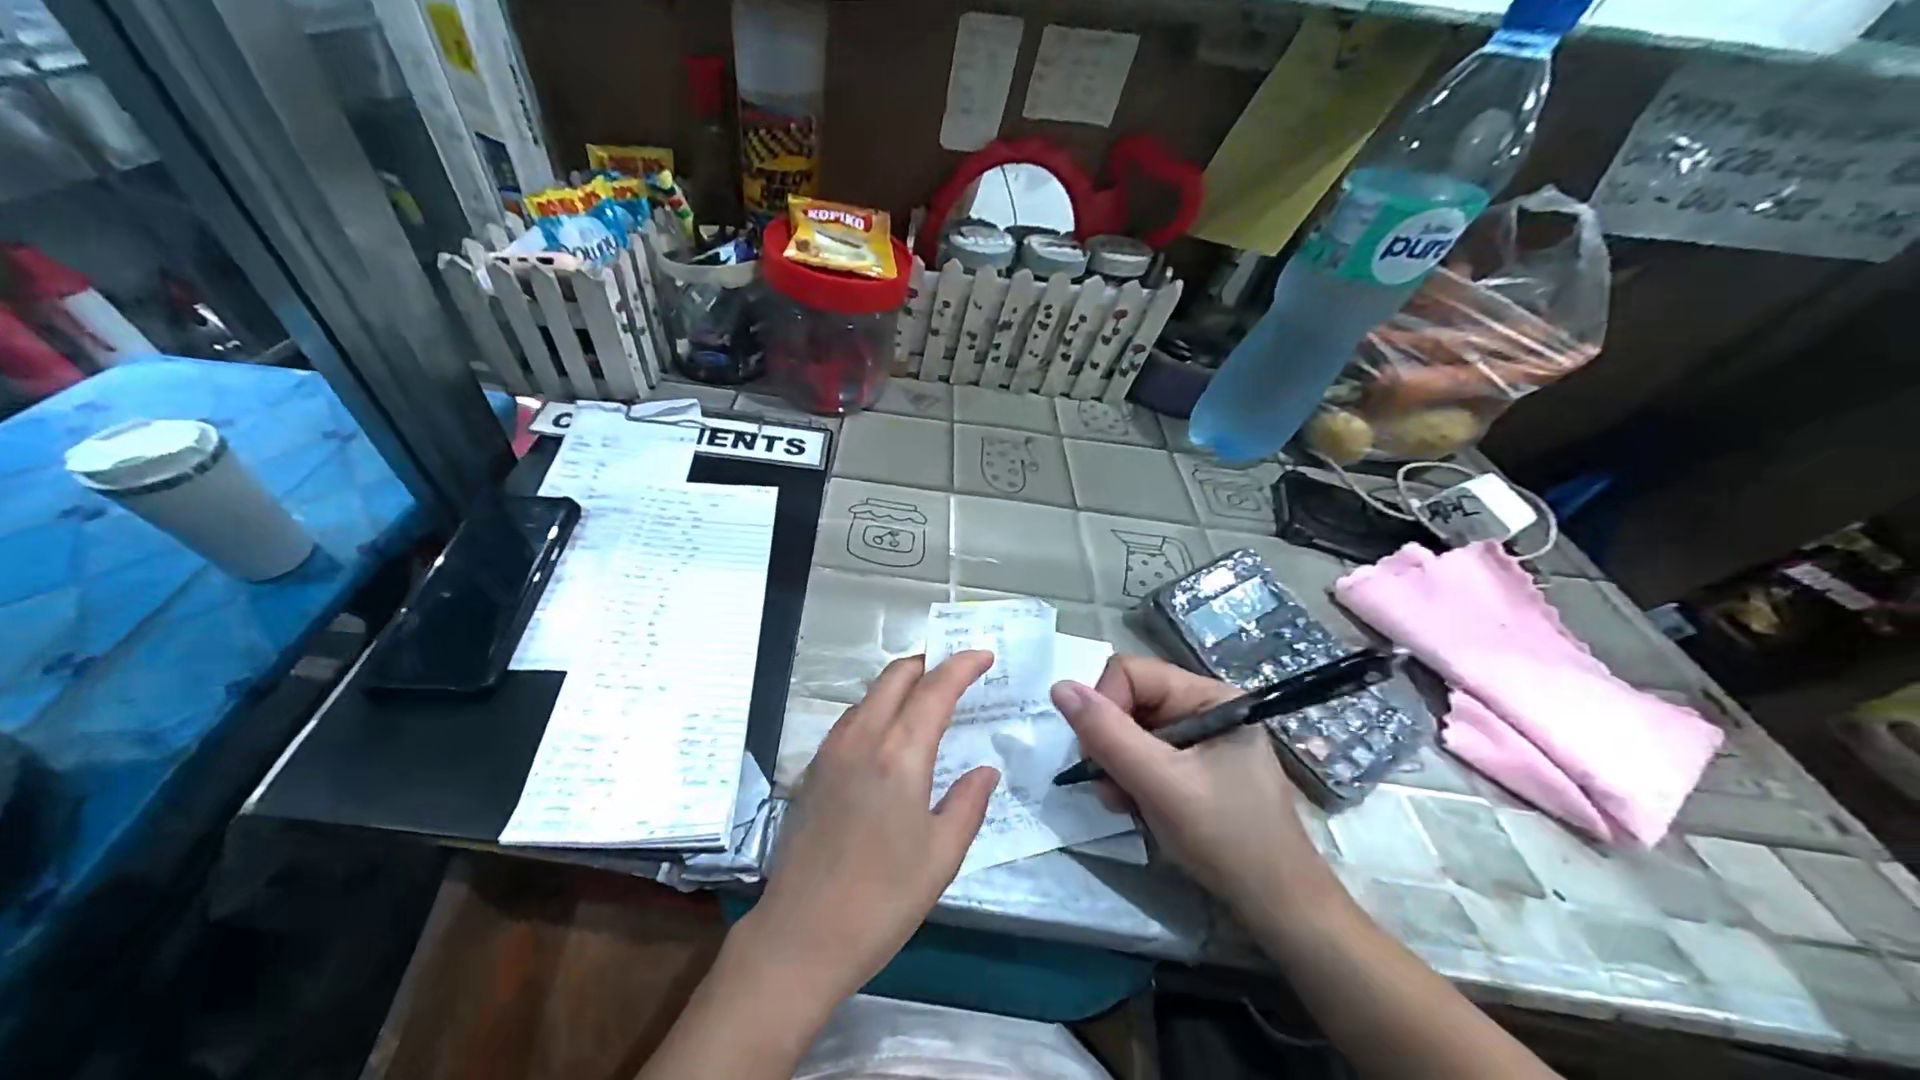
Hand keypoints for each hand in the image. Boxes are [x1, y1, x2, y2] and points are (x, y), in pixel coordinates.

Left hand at [741, 652, 999, 1002]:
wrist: (801, 936)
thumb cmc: (883, 898)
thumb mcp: (942, 855)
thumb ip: (968, 803)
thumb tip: (984, 770)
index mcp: (899, 754)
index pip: (935, 689)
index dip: (962, 665)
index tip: (983, 654)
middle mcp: (861, 739)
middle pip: (895, 677)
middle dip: (928, 663)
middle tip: (957, 670)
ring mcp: (830, 752)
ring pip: (869, 696)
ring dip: (901, 685)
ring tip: (928, 700)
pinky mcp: (813, 771)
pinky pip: (851, 720)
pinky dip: (878, 709)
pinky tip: (890, 736)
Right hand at [1050, 655, 1332, 914]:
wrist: (1278, 906)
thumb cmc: (1226, 837)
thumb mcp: (1161, 783)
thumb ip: (1108, 734)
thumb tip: (1059, 686)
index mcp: (1208, 696)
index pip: (1130, 673)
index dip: (1104, 707)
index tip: (1099, 756)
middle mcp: (1202, 708)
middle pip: (1127, 701)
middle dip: (1110, 745)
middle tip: (1112, 789)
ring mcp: (1197, 740)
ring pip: (1129, 732)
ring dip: (1116, 768)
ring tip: (1127, 805)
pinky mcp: (1191, 768)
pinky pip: (1141, 757)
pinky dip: (1129, 781)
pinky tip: (1137, 809)